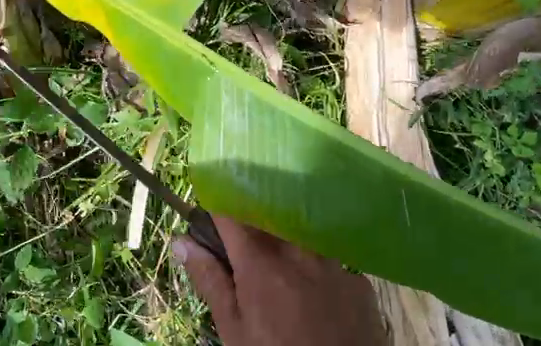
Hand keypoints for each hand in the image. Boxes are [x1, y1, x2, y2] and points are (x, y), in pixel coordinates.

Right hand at [173, 214, 381, 345]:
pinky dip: (315, 270)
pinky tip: (315, 298)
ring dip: (283, 244)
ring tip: (280, 277)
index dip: (215, 209)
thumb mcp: (235, 330)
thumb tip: (180, 241)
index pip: (229, 210)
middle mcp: (297, 250)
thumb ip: (210, 280)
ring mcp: (333, 264)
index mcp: (260, 260)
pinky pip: (329, 262)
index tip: (208, 222)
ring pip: (299, 235)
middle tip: (242, 256)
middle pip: (265, 217)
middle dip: (249, 227)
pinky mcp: (359, 283)